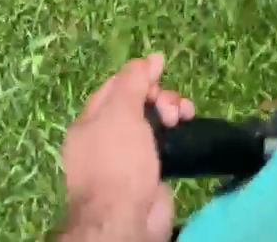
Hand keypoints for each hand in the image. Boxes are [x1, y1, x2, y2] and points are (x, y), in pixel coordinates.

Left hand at [58, 54, 194, 241]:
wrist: (126, 219)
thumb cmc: (118, 161)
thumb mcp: (121, 111)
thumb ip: (134, 80)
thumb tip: (152, 57)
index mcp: (90, 123)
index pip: (116, 86)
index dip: (139, 75)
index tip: (161, 70)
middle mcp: (106, 137)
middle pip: (138, 101)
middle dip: (159, 95)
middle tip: (170, 106)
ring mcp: (127, 155)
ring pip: (154, 118)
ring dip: (172, 109)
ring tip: (182, 117)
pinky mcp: (148, 170)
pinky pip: (164, 139)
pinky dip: (177, 130)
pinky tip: (186, 126)